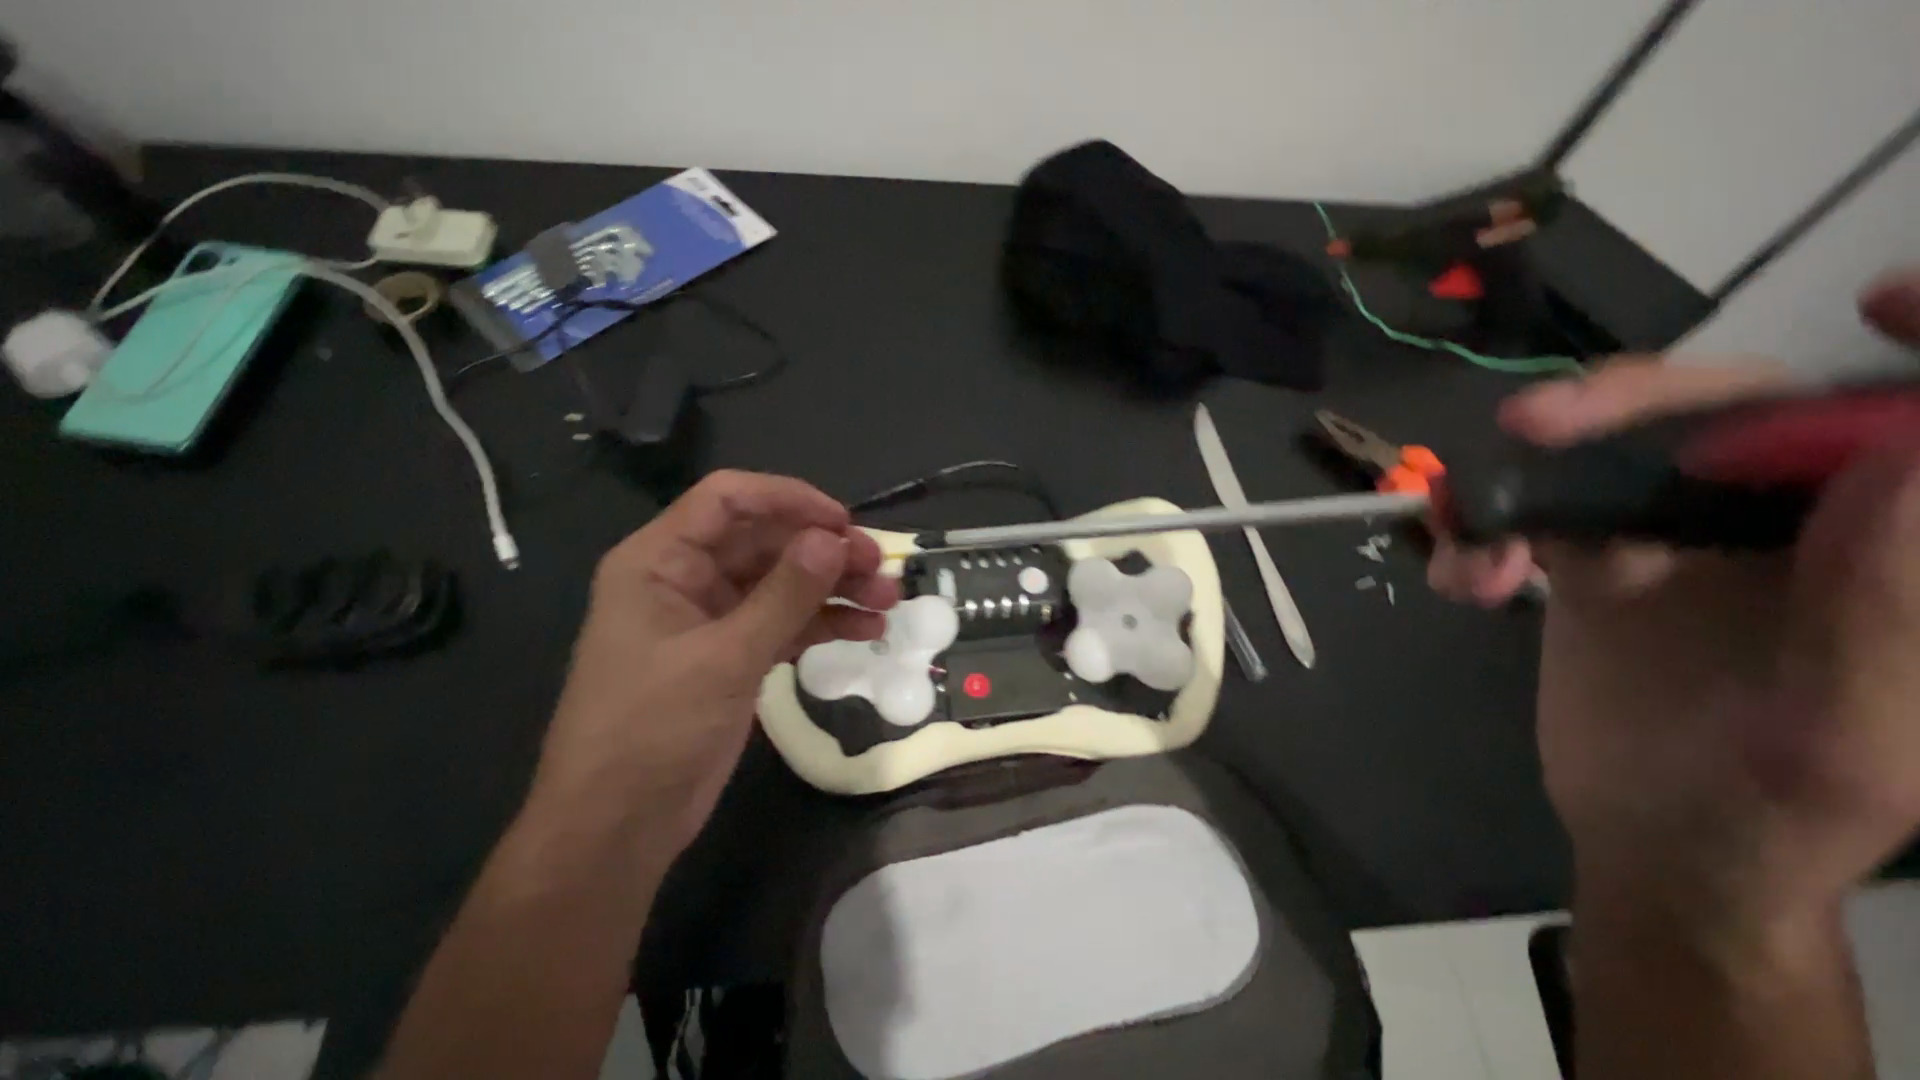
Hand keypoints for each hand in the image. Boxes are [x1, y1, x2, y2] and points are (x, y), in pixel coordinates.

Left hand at [530, 471, 898, 858]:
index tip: (844, 523)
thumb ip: (783, 595)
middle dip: (823, 551)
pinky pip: (782, 624)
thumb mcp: (722, 658)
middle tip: (881, 568)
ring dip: (833, 588)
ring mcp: (709, 621)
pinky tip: (865, 631)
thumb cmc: (652, 729)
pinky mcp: (730, 659)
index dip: (788, 499)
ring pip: (780, 584)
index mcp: (659, 561)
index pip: (728, 500)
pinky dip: (822, 624)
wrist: (616, 825)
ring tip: (887, 601)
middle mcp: (683, 580)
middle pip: (762, 541)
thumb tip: (834, 540)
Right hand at [1431, 359, 1919, 945]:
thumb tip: (1902, 450)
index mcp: (1894, 552)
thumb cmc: (1766, 822)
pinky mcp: (1601, 551)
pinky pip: (1536, 502)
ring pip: (1616, 442)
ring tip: (1466, 530)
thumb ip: (1879, 614)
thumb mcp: (1837, 747)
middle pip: (1736, 409)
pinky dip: (1483, 525)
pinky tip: (1462, 578)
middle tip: (1533, 427)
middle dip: (1633, 402)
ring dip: (1526, 469)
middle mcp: (1804, 519)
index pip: (1912, 421)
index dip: (1912, 348)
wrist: (1648, 851)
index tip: (1868, 304)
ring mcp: (1692, 529)